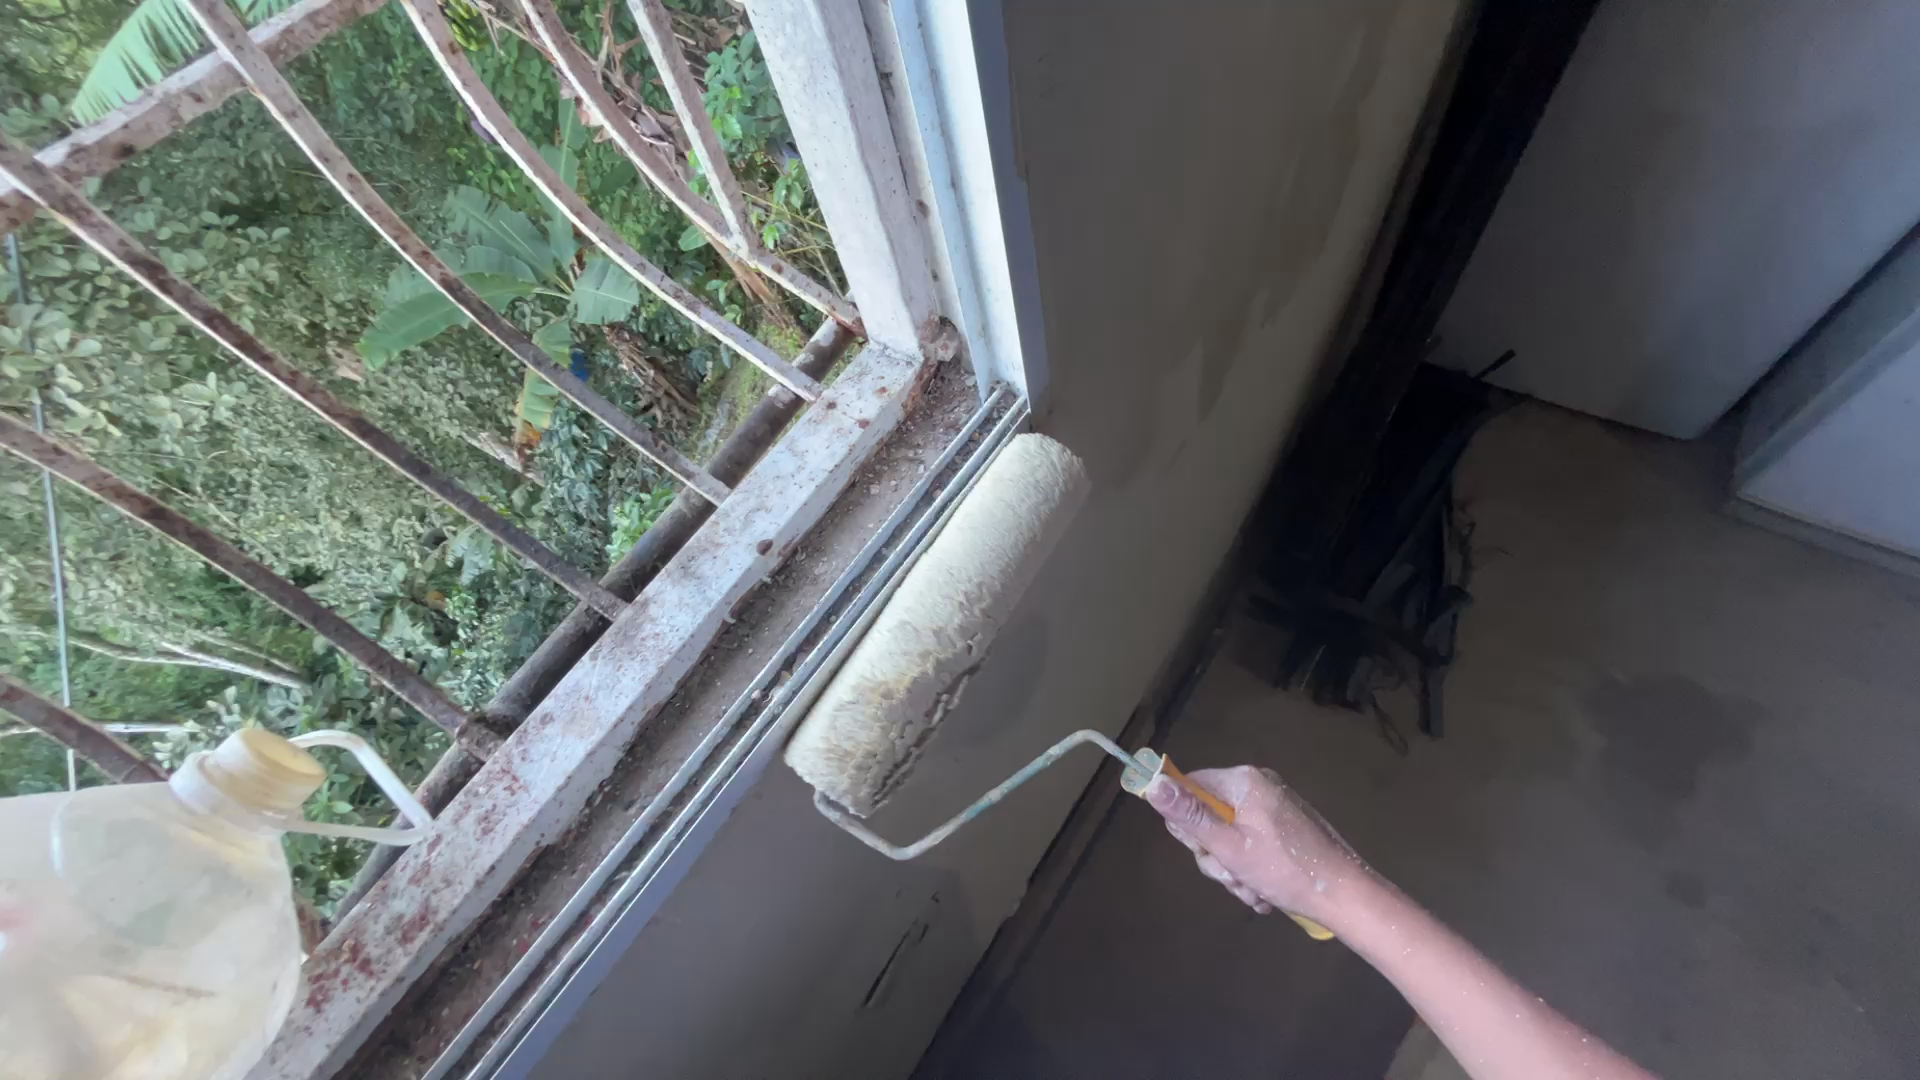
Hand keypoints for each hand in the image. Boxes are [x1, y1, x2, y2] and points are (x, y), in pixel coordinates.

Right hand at [1142, 764, 1372, 927]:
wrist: (1349, 898)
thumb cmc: (1285, 870)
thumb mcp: (1228, 847)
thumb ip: (1188, 815)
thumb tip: (1152, 782)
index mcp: (1243, 781)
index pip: (1190, 786)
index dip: (1187, 822)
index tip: (1200, 849)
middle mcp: (1258, 785)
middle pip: (1210, 814)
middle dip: (1215, 853)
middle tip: (1231, 876)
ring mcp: (1274, 806)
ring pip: (1229, 835)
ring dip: (1233, 868)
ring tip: (1251, 891)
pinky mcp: (1287, 827)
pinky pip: (1252, 842)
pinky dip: (1252, 867)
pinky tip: (1262, 892)